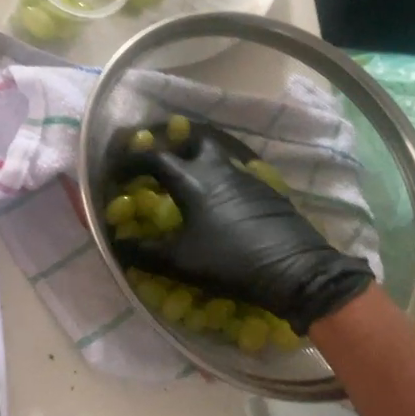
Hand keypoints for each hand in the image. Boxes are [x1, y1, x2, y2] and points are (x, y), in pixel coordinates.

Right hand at [111, 120, 373, 331]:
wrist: (298, 274)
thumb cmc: (231, 263)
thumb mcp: (179, 263)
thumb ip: (142, 253)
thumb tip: (116, 245)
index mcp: (193, 181)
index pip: (154, 158)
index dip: (130, 163)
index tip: (117, 174)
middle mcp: (219, 170)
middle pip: (196, 141)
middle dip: (176, 148)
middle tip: (163, 168)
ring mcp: (248, 179)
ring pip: (219, 159)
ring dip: (199, 166)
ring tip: (188, 189)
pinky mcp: (269, 193)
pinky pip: (237, 177)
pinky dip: (221, 183)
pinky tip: (220, 208)